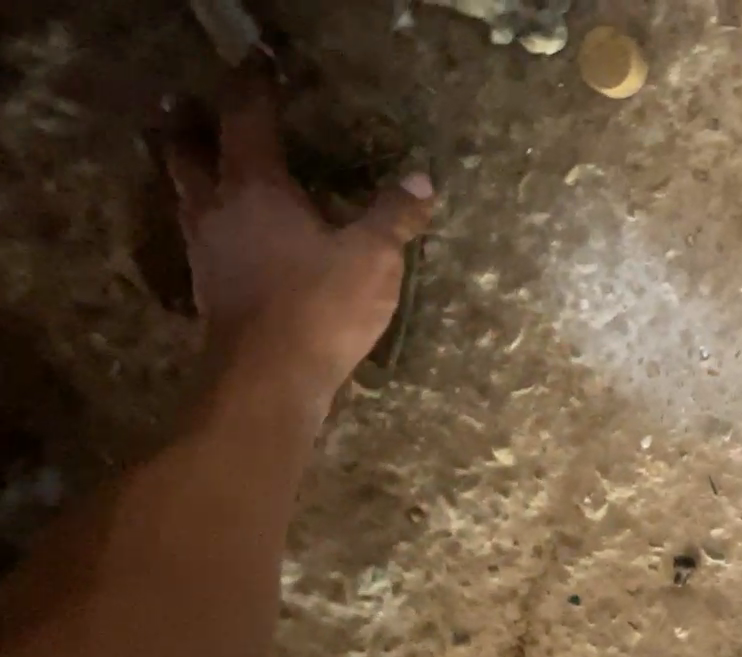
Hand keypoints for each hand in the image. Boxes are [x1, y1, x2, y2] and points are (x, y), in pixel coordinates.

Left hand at [165, 87, 434, 419]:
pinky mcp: (210, 280)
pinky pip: (201, 230)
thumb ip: (395, 216)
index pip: (248, 121)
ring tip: (205, 161)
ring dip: (194, 169)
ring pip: (187, 190)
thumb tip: (420, 179)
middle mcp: (218, 206)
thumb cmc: (323, 304)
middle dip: (196, 125)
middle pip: (190, 150)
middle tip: (197, 108)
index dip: (255, 90)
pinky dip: (210, 215)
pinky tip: (228, 228)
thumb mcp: (374, 258)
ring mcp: (206, 244)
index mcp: (256, 189)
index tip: (261, 66)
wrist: (271, 370)